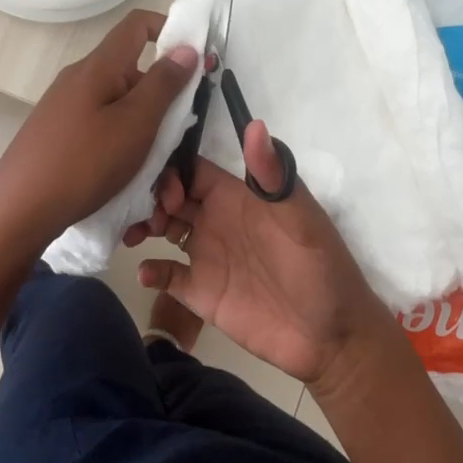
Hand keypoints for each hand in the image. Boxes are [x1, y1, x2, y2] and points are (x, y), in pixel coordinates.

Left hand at [0, 10, 197, 245]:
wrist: (17, 213)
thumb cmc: (83, 162)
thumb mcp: (135, 123)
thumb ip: (164, 84)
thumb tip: (186, 47)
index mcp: (99, 67)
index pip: (138, 25)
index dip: (170, 30)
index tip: (196, 61)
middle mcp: (81, 81)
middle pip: (136, 78)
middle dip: (167, 112)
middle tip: (184, 151)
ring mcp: (68, 111)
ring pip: (124, 116)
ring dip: (150, 146)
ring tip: (162, 191)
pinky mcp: (61, 139)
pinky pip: (106, 137)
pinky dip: (127, 158)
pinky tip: (134, 193)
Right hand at [129, 122, 392, 385]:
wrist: (330, 337)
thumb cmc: (321, 269)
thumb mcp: (301, 219)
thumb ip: (274, 177)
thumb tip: (255, 125)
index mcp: (238, 197)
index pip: (193, 170)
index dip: (172, 171)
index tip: (165, 190)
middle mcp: (217, 220)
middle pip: (170, 196)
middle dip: (148, 197)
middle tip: (144, 216)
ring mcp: (207, 257)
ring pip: (161, 229)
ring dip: (141, 226)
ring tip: (132, 236)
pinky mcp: (201, 293)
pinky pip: (166, 276)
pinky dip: (150, 271)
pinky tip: (146, 273)